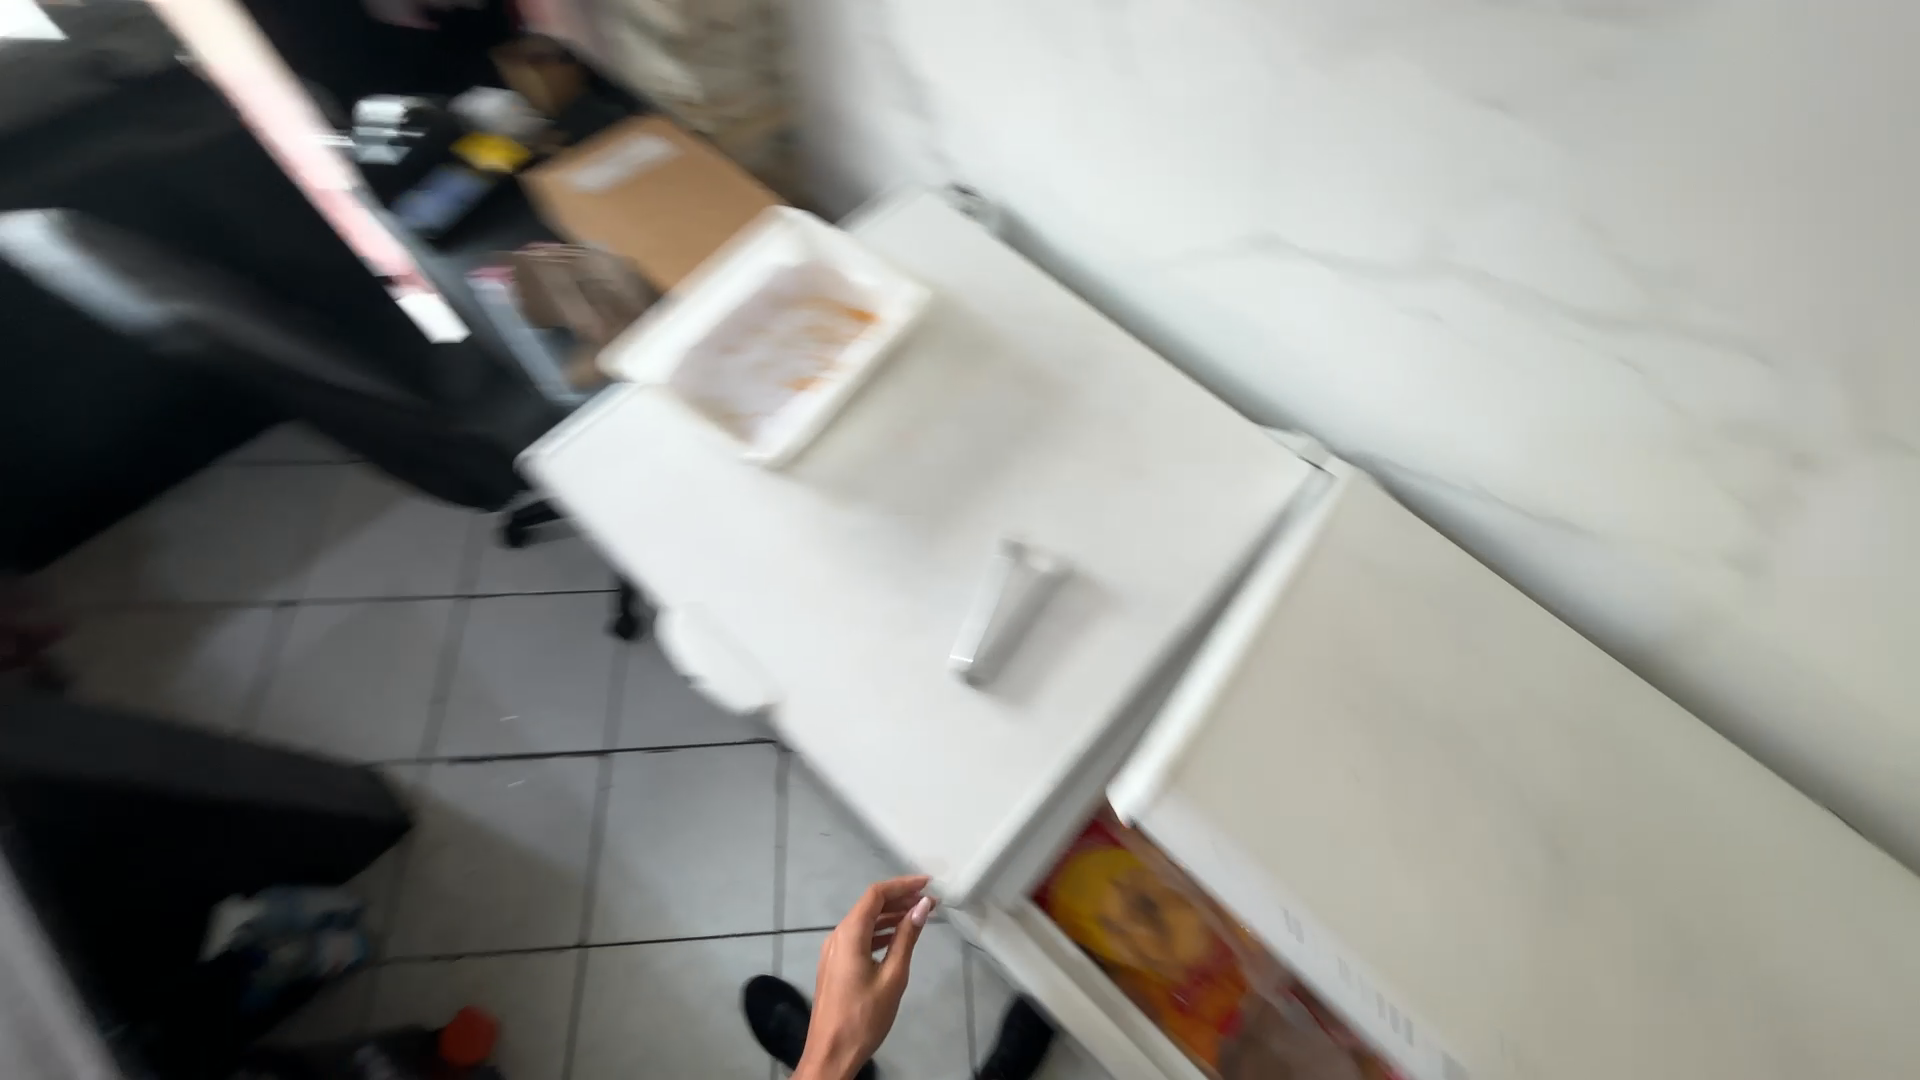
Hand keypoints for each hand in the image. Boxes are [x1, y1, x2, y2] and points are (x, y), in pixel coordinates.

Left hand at [793, 875, 937, 1079]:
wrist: (830, 1056)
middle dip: (900, 899)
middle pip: (870, 905)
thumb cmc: (863, 1017)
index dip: (902, 885)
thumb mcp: (893, 977)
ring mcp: (834, 951)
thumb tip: (923, 906)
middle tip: (929, 901)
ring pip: (865, 922)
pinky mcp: (835, 965)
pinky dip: (880, 932)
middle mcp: (838, 935)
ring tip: (919, 916)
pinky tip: (898, 938)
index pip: (876, 894)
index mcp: (849, 933)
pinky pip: (859, 937)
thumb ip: (907, 937)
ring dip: (891, 916)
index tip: (927, 884)